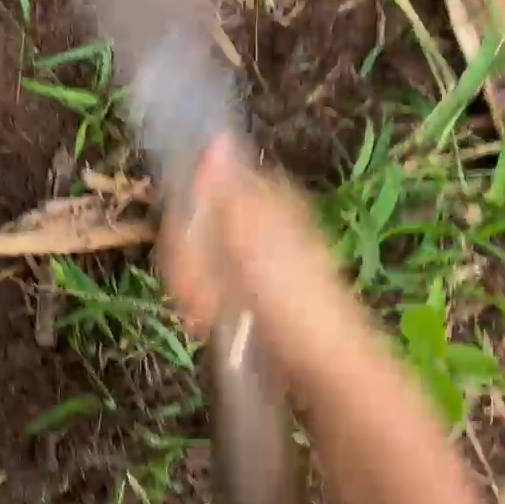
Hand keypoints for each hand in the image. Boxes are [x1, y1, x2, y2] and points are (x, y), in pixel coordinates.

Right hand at [157, 134, 355, 373]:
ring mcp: (248, 255)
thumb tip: (214, 137)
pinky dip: (199, 300)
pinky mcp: (242, 288)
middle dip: (185, 256)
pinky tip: (207, 318)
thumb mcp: (253, 233)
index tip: (180, 228)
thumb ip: (225, 188)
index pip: (201, 179)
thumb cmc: (292, 296)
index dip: (184, 203)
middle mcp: (254, 220)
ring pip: (190, 253)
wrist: (324, 366)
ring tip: (206, 311)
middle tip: (198, 286)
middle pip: (190, 218)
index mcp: (263, 198)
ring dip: (189, 283)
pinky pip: (200, 280)